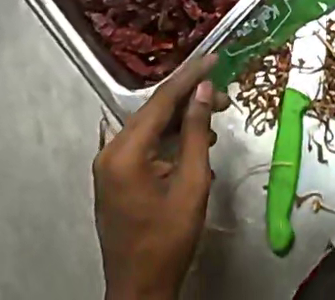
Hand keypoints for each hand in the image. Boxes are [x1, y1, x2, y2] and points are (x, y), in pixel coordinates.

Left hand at [94, 52, 226, 299]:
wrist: (139, 293)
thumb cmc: (168, 244)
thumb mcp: (191, 187)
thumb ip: (197, 134)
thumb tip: (204, 91)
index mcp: (125, 151)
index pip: (161, 100)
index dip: (190, 76)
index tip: (213, 58)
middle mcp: (111, 149)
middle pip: (155, 111)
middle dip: (190, 100)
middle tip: (224, 96)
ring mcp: (110, 163)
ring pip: (151, 127)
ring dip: (182, 120)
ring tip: (216, 117)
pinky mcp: (116, 175)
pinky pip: (145, 144)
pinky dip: (170, 139)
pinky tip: (196, 142)